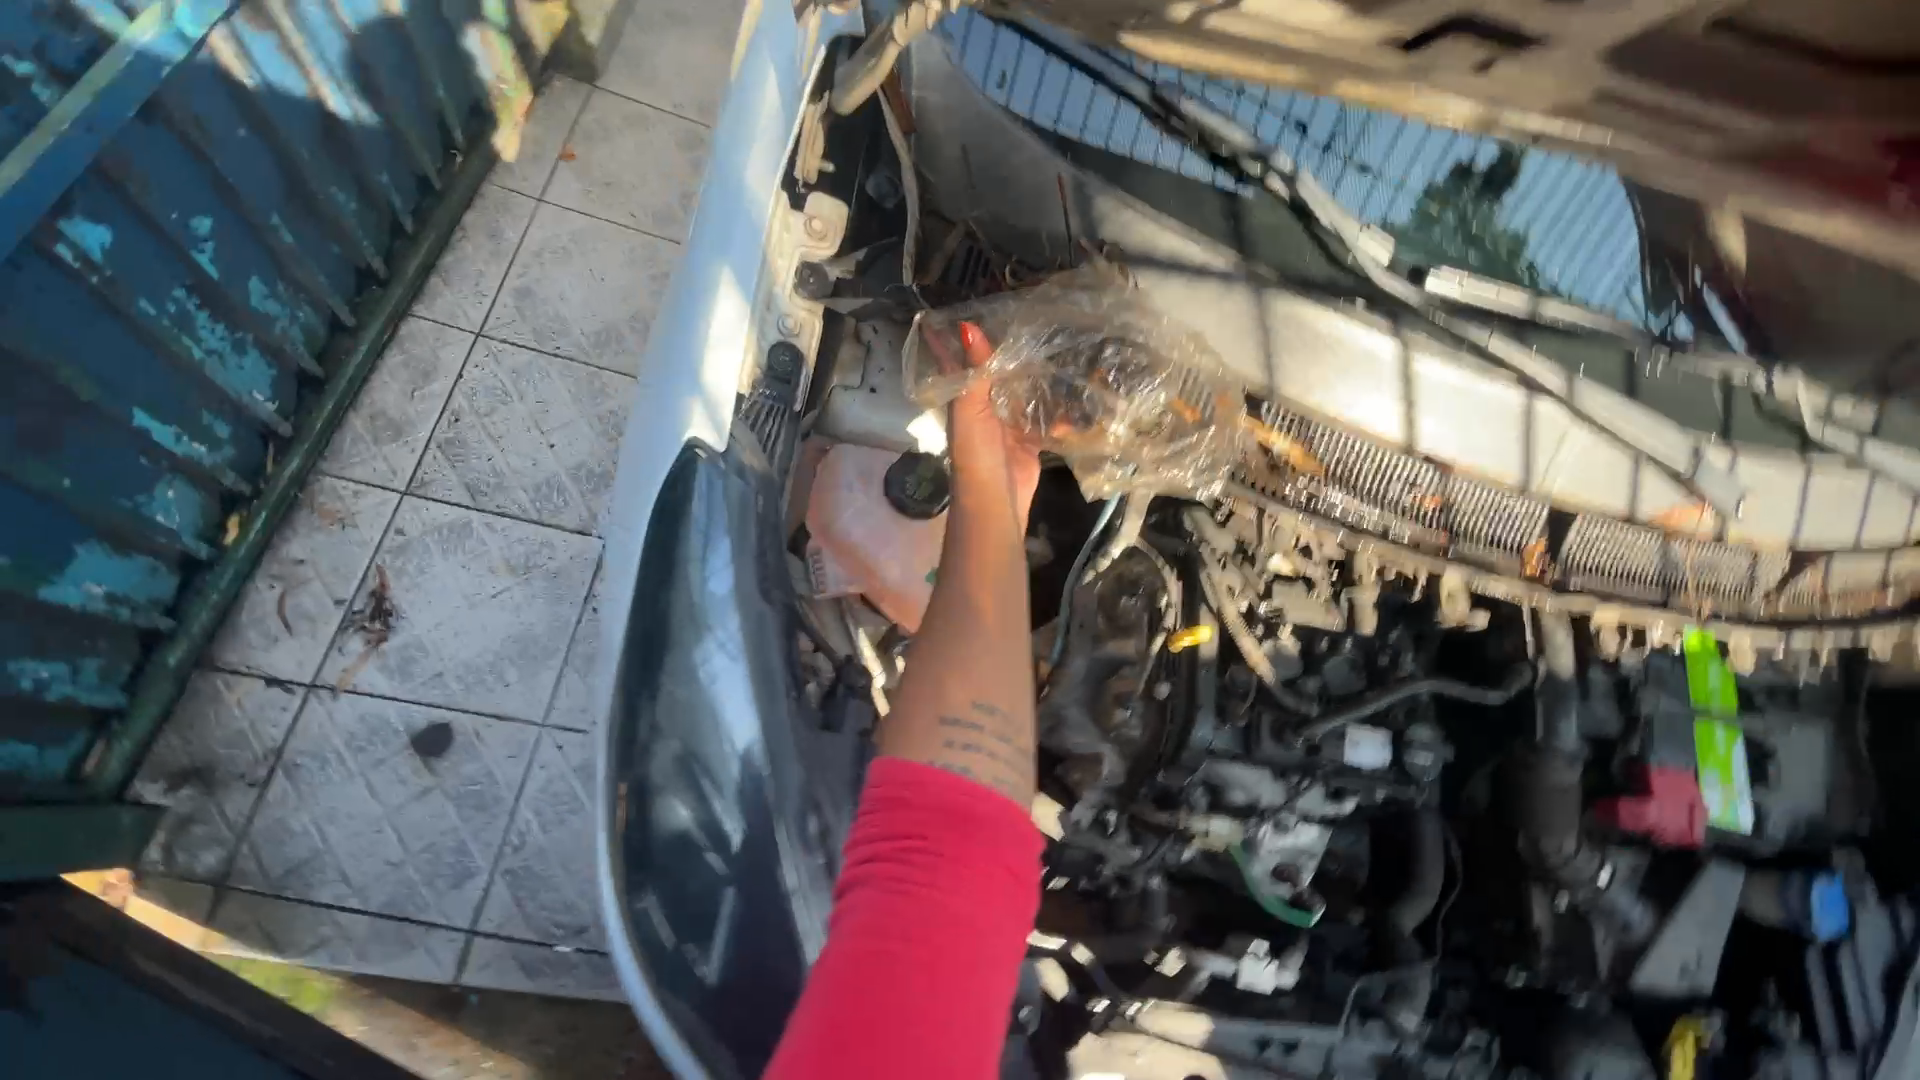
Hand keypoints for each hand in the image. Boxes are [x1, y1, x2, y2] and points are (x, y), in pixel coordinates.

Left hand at [949, 321, 1041, 530]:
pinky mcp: (1030, 440)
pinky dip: (1060, 412)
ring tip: (1062, 348)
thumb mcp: (971, 407)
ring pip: (1024, 393)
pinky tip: (1076, 398)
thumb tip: (967, 324)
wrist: (995, 499)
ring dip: (1039, 377)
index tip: (966, 308)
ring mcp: (1008, 424)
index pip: (958, 360)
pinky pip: (1047, 419)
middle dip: (1010, 351)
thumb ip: (974, 368)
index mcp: (964, 398)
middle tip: (1031, 319)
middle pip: (996, 373)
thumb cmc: (976, 452)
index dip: (958, 338)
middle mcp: (984, 407)